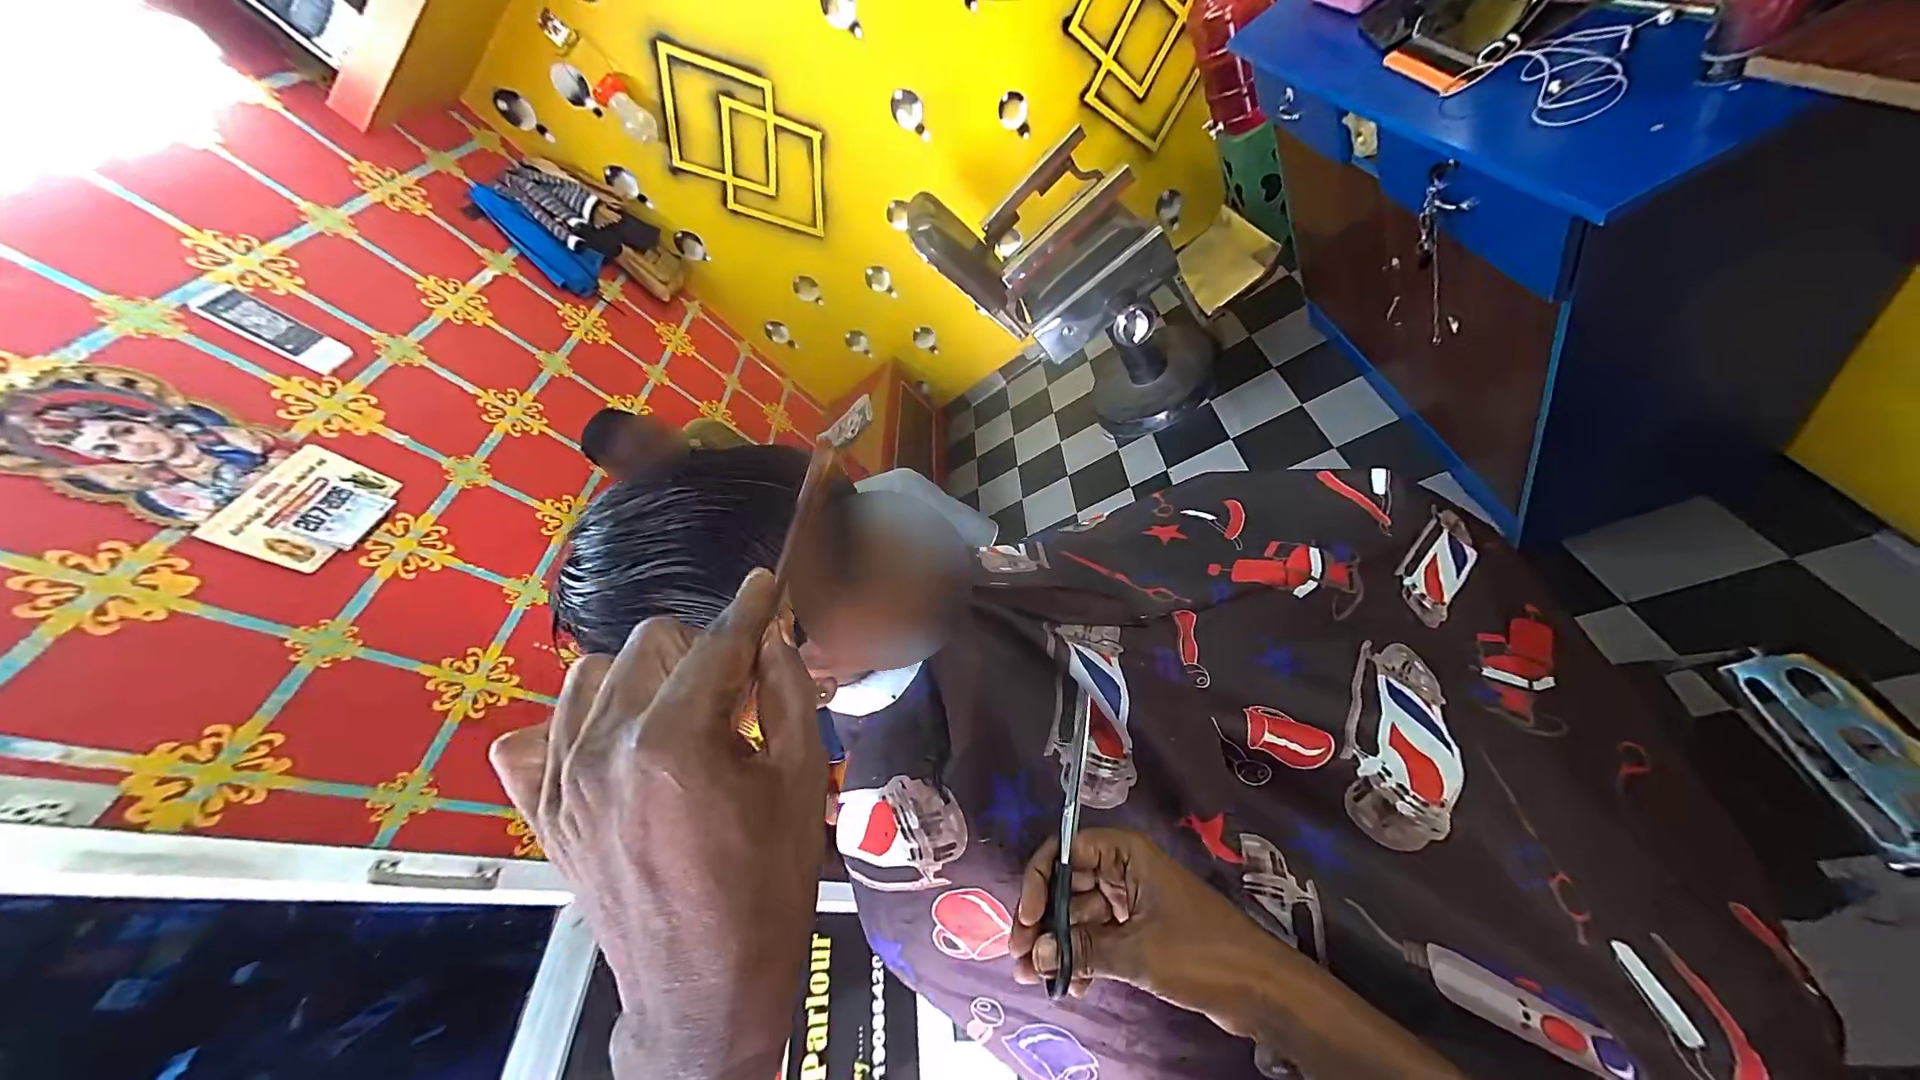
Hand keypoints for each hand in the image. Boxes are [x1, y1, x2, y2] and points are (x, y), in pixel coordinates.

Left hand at [490, 568, 827, 1079]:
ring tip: (682, 715)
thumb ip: (790, 692)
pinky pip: (542, 730)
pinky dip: (583, 719)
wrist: (705, 986)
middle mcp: (606, 747)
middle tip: (737, 687)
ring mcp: (563, 779)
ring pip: (595, 673)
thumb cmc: (768, 881)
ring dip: (646, 677)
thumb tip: (773, 640)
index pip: (718, 644)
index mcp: (677, 740)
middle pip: (652, 642)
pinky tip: (620, 744)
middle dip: (702, 648)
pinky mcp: (544, 810)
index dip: (752, 608)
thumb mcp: (802, 779)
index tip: (766, 586)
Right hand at [1010, 829, 1462, 1079]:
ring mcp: (1129, 901)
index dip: (1040, 880)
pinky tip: (1068, 985)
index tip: (1025, 918)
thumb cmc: (1202, 952)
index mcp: (1125, 852)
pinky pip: (1096, 937)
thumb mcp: (1138, 952)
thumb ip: (1084, 950)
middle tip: (1019, 955)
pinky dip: (1080, 957)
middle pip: (1068, 884)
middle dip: (1043, 920)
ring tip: (1033, 977)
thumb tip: (1036, 955)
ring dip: (1057, 944)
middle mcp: (1122, 869)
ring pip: (1079, 914)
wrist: (1261, 989)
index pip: (1067, 850)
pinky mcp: (1137, 931)